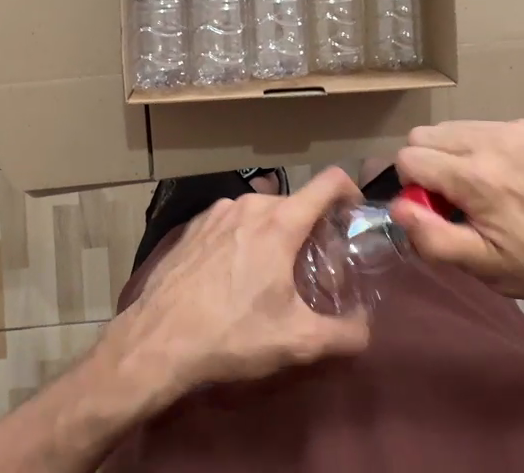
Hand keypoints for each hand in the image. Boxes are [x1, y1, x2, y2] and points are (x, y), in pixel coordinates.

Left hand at [99, 168, 372, 404]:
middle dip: (311, 228)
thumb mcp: (297, 341)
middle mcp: (250, 205)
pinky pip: (231, 222)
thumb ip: (345, 334)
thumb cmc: (232, 334)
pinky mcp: (191, 226)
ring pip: (261, 212)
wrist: (156, 342)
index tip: (354, 216)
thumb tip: (366, 330)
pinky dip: (243, 238)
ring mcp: (216, 211)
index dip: (350, 192)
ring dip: (275, 233)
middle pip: (295, 203)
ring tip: (272, 273)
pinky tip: (233, 275)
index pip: (328, 182)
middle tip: (314, 266)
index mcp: (281, 222)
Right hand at [389, 119, 523, 313]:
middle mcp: (493, 142)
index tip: (435, 210)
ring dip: (448, 155)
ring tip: (475, 188)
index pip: (410, 157)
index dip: (413, 187)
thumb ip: (432, 237)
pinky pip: (474, 127)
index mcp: (478, 178)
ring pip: (447, 128)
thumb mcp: (478, 265)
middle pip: (424, 135)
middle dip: (427, 165)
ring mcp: (512, 128)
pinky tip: (495, 176)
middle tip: (453, 200)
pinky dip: (472, 148)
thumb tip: (396, 205)